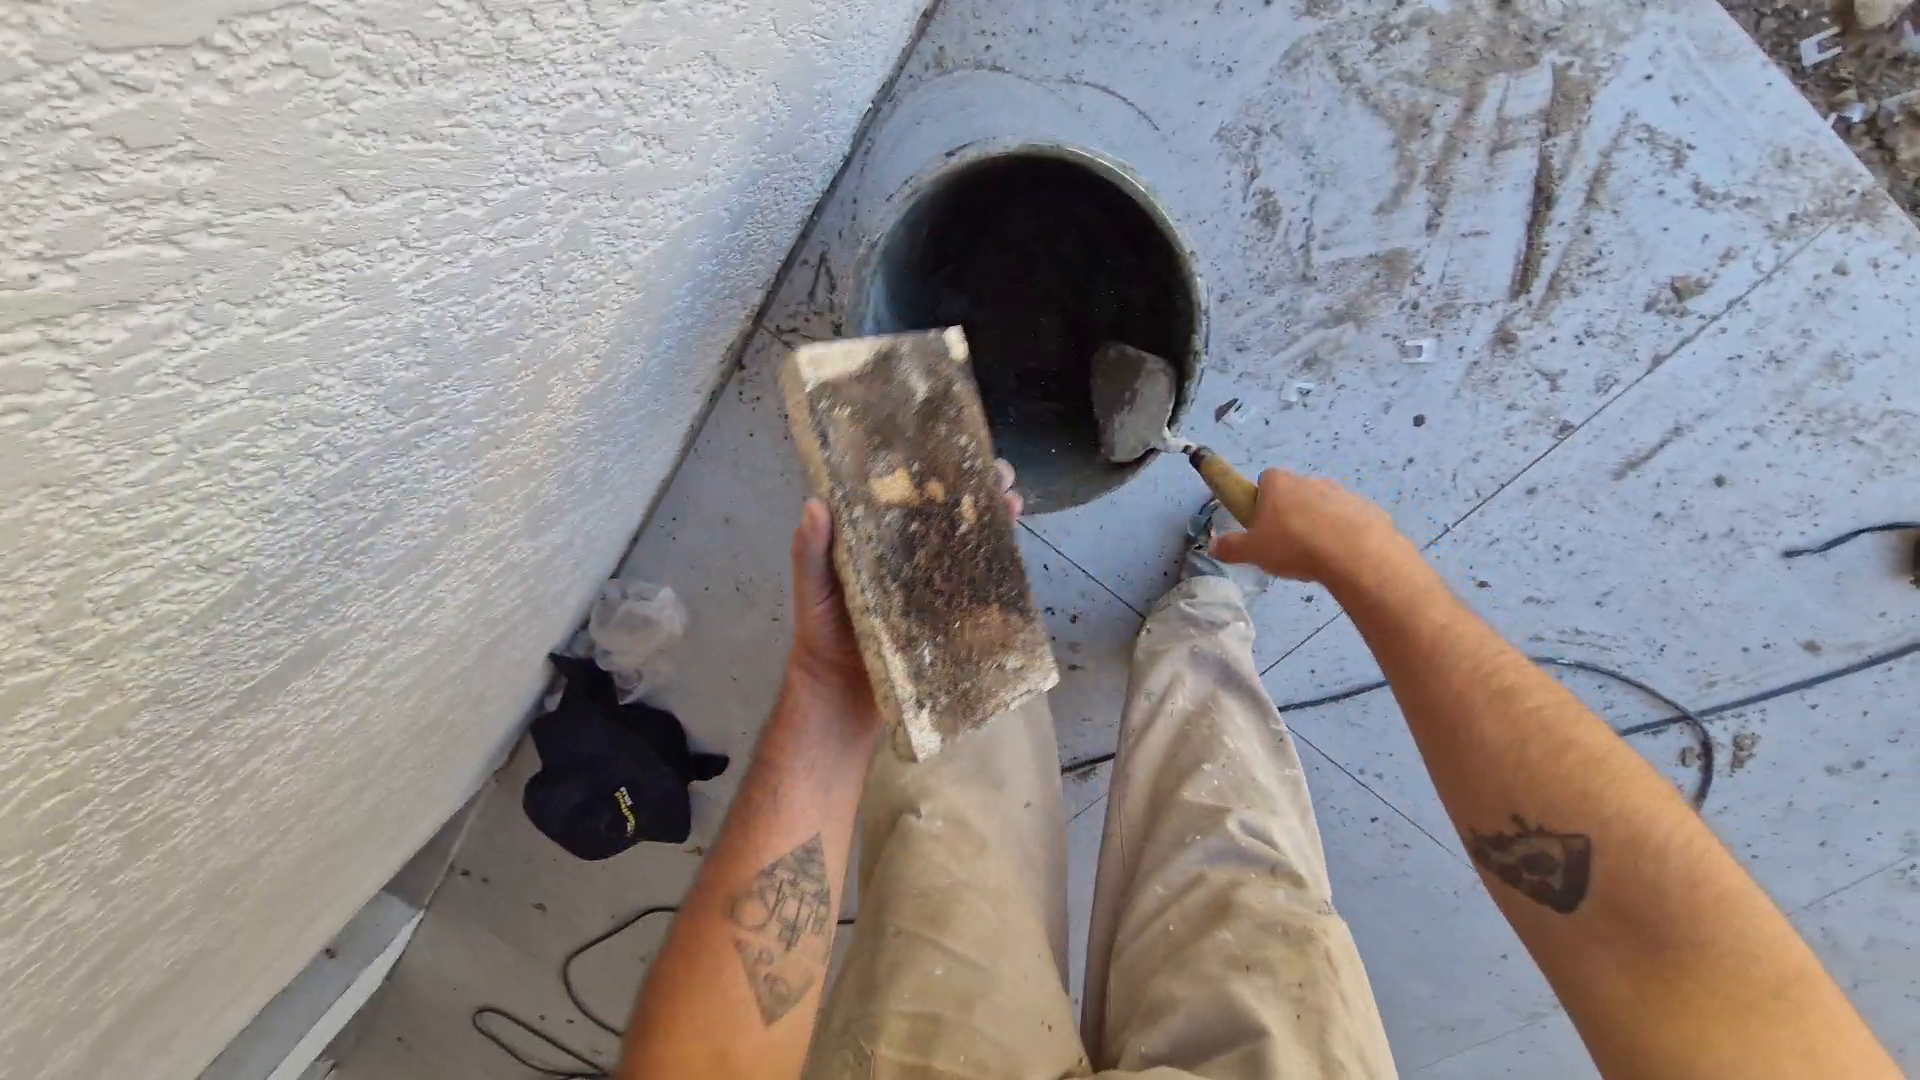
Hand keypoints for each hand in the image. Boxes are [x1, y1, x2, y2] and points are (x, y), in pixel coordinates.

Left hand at [786, 459, 1021, 702]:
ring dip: (993, 518)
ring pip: (969, 541)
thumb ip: (811, 552)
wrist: (840, 695)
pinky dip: (998, 564)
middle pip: (947, 512)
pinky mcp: (950, 612)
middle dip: (975, 488)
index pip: (907, 495)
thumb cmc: (820, 634)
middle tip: (999, 473)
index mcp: (877, 540)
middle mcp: (909, 554)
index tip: (953, 449)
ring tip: (1012, 501)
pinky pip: (978, 584)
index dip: (931, 470)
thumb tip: (816, 503)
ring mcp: (933, 582)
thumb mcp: (812, 589)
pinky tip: (1014, 548)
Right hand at [1208, 469, 1407, 583]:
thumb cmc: (1295, 545)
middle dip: (1289, 512)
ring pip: (1321, 505)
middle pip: (1294, 492)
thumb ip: (1230, 547)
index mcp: (1279, 484)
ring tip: (1314, 554)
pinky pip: (1347, 519)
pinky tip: (1339, 556)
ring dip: (1316, 522)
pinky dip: (1342, 533)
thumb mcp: (1253, 551)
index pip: (1266, 478)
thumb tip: (1213, 546)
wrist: (1355, 554)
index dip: (1262, 499)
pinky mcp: (1365, 508)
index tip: (1262, 522)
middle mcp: (1309, 480)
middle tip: (1285, 542)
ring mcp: (1341, 492)